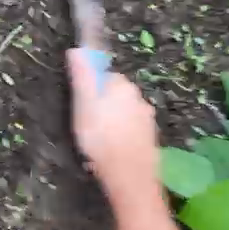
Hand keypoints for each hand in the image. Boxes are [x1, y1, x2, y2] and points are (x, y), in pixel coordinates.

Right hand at [67, 48, 160, 202]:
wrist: (130, 179)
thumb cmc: (101, 138)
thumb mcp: (83, 104)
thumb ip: (82, 76)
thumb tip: (76, 50)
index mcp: (124, 86)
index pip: (105, 76)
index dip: (91, 90)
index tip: (82, 106)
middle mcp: (140, 99)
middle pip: (116, 94)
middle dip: (104, 105)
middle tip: (88, 125)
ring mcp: (148, 121)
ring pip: (125, 114)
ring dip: (114, 122)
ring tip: (99, 142)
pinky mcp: (151, 141)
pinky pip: (132, 131)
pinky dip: (123, 137)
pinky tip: (113, 151)